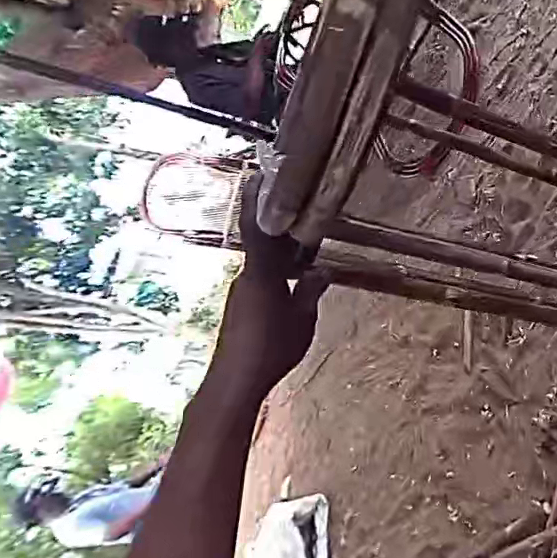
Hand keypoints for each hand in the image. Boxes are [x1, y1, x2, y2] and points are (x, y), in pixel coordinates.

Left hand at [204, 176, 328, 404]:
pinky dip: (275, 272)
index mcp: (261, 273)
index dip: (255, 200)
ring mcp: (240, 292)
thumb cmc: (271, 348)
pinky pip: (260, 279)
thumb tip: (322, 270)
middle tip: (302, 210)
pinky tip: (292, 281)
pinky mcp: (239, 307)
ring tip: (305, 246)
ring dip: (279, 252)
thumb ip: (310, 291)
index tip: (257, 175)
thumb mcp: (302, 320)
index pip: (256, 228)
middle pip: (262, 242)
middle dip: (280, 226)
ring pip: (262, 262)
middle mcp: (246, 276)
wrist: (234, 382)